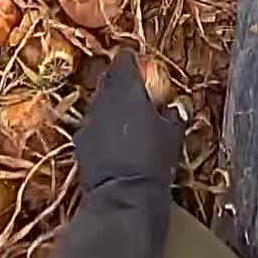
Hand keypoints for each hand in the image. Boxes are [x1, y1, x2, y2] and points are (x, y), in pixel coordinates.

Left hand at [71, 50, 181, 189]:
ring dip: (110, 102)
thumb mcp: (172, 132)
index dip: (132, 58)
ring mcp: (88, 122)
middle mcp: (103, 100)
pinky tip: (113, 138)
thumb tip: (177, 105)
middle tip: (136, 87)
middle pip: (108, 78)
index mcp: (126, 89)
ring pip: (98, 101)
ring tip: (125, 114)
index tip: (142, 62)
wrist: (123, 198)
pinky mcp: (81, 144)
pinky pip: (92, 124)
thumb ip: (174, 112)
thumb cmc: (153, 158)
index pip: (124, 60)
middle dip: (120, 79)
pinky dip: (102, 125)